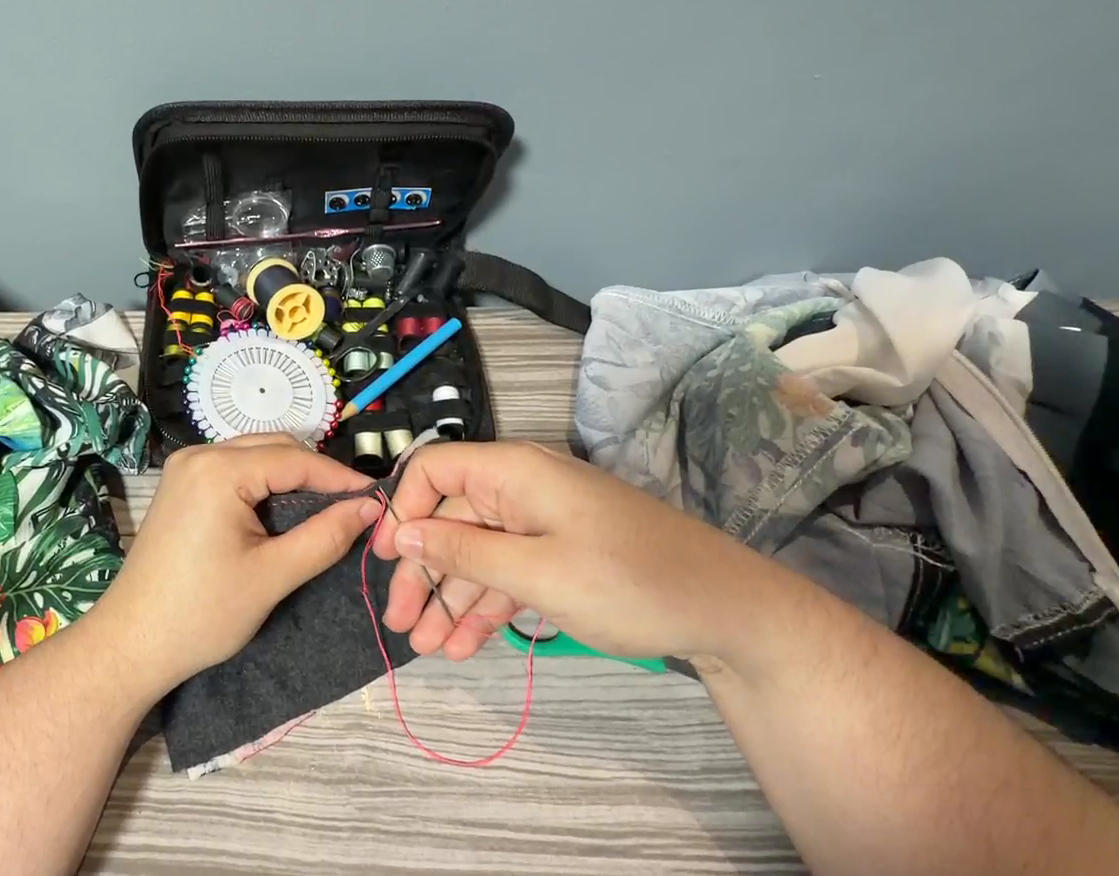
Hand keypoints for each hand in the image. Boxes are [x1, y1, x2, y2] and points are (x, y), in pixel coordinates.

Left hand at [90, 434, 378, 691]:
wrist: (133, 641)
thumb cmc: (202, 613)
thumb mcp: (273, 576)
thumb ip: (325, 536)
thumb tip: (370, 508)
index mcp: (218, 470)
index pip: (294, 459)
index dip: (340, 477)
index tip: (378, 498)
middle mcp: (197, 455)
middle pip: (273, 448)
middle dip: (316, 473)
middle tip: (354, 506)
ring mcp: (184, 468)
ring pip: (253, 456)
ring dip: (290, 476)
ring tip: (326, 509)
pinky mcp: (179, 486)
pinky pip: (233, 469)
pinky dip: (263, 483)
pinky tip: (283, 511)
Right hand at [374, 441, 780, 665]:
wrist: (733, 614)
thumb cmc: (630, 582)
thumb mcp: (538, 572)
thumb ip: (463, 552)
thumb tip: (400, 534)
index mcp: (513, 472)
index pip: (434, 470)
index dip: (403, 509)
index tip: (385, 559)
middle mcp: (520, 490)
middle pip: (450, 521)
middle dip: (422, 572)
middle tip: (400, 623)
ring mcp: (541, 525)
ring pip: (475, 555)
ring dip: (449, 600)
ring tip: (425, 647)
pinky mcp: (558, 556)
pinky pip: (506, 575)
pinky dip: (484, 608)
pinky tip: (463, 646)